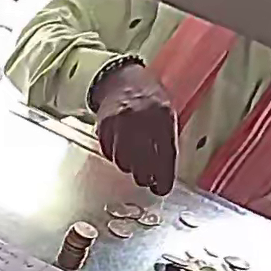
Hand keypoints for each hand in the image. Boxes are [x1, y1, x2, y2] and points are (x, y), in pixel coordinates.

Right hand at [93, 63, 177, 194]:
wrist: (121, 80)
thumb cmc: (147, 100)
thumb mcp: (166, 113)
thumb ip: (167, 139)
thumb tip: (164, 173)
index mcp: (163, 114)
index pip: (165, 153)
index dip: (164, 176)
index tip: (162, 189)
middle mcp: (141, 118)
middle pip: (143, 161)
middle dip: (145, 176)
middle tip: (146, 180)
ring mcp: (120, 122)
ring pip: (123, 160)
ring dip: (129, 167)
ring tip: (133, 163)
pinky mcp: (104, 126)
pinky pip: (109, 152)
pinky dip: (115, 156)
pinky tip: (120, 151)